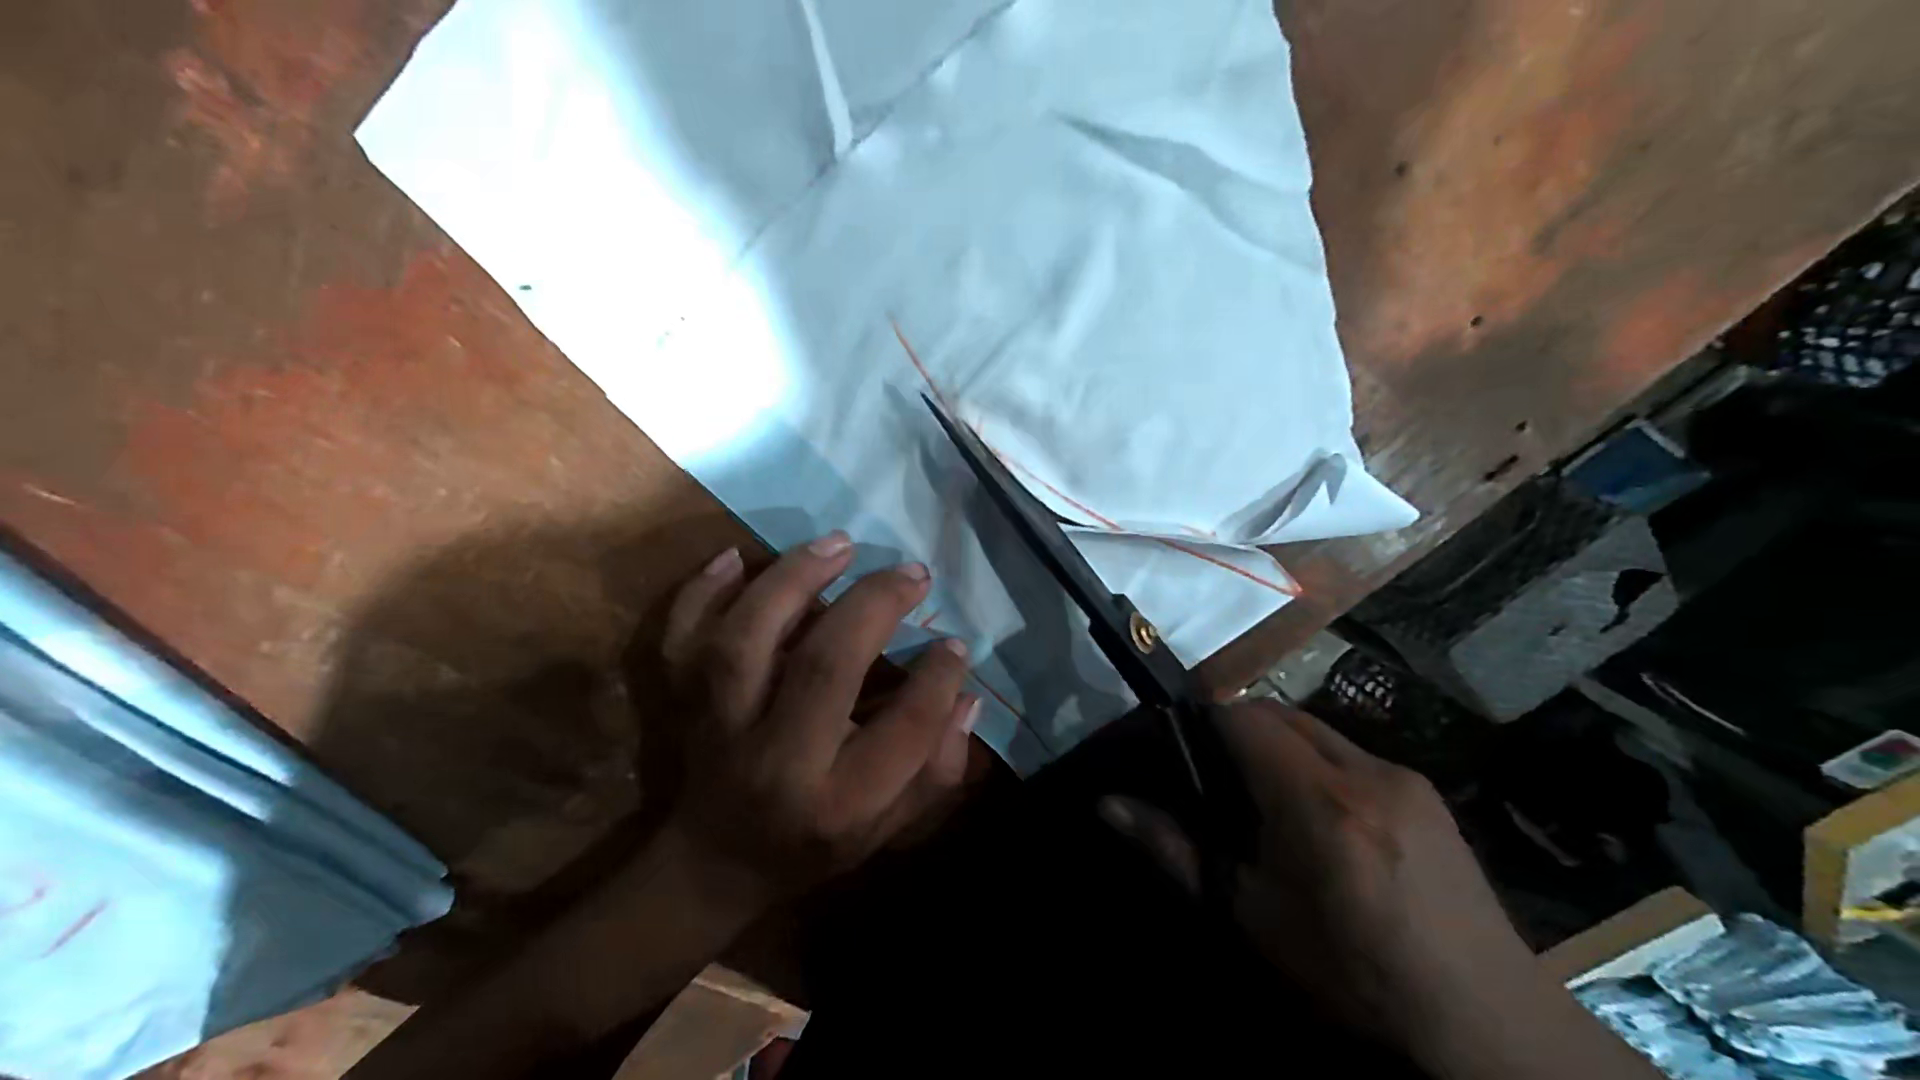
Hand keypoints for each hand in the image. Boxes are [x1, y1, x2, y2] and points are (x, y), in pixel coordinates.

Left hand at [658, 533, 979, 915]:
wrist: (711, 865)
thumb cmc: (813, 844)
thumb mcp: (886, 828)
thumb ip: (935, 770)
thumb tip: (966, 695)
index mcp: (839, 803)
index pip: (905, 729)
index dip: (938, 678)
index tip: (954, 642)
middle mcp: (777, 760)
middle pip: (825, 666)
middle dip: (876, 606)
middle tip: (913, 574)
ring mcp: (720, 727)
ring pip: (749, 639)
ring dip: (795, 579)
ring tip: (841, 543)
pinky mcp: (683, 704)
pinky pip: (681, 640)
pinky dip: (702, 593)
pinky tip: (736, 556)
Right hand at [1102, 700, 1648, 1079]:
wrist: (1484, 1022)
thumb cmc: (1350, 970)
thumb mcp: (1251, 915)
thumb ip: (1175, 851)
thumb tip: (1106, 805)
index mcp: (1317, 801)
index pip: (1245, 717)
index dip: (1206, 718)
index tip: (1183, 744)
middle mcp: (1365, 771)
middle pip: (1282, 713)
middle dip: (1241, 727)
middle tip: (1216, 772)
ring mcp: (1405, 777)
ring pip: (1319, 729)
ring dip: (1283, 743)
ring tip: (1267, 795)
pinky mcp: (1430, 792)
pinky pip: (1354, 753)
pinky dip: (1321, 762)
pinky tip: (1322, 814)